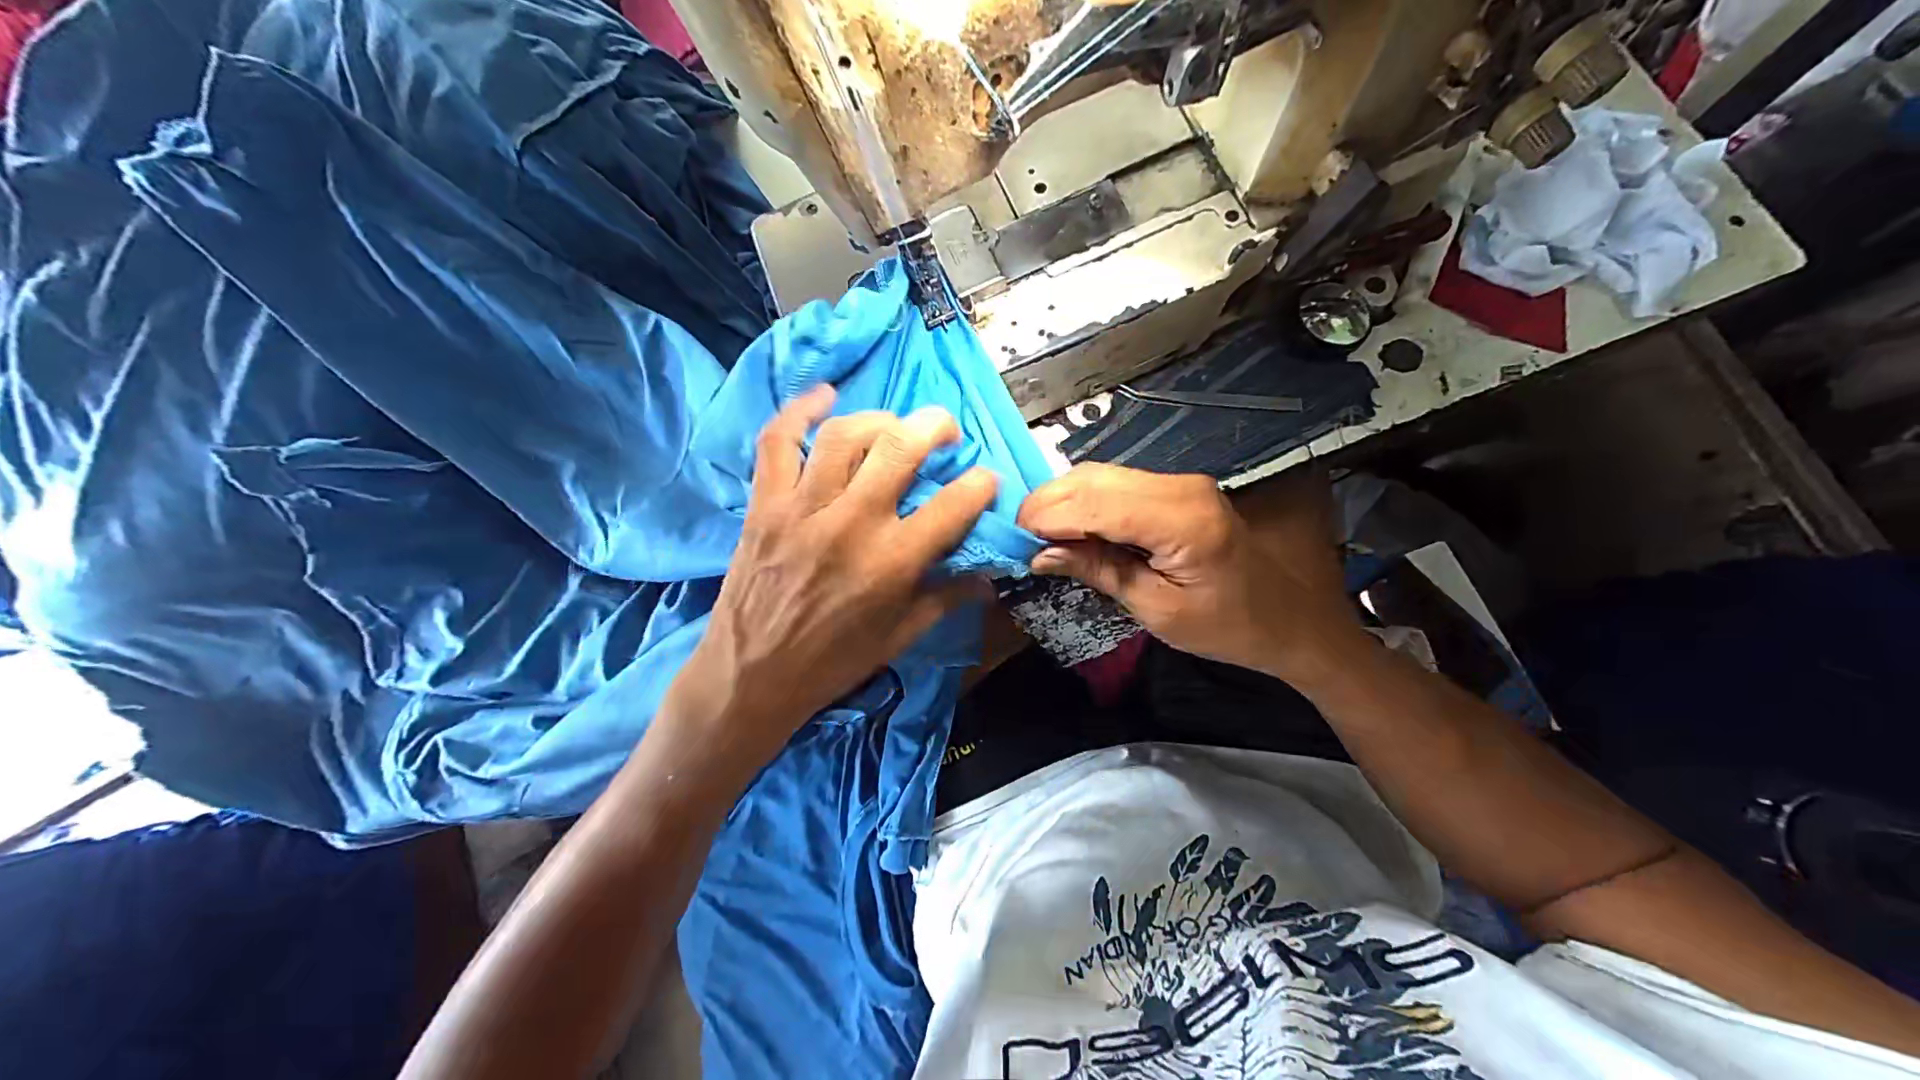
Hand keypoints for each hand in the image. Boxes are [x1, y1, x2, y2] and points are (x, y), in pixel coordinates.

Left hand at [665, 386, 998, 768]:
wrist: (753, 677)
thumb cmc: (833, 662)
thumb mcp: (900, 636)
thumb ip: (946, 597)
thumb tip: (987, 576)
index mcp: (893, 561)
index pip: (955, 504)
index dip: (981, 484)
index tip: (984, 481)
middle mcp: (852, 523)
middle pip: (901, 447)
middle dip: (935, 427)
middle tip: (944, 432)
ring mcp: (802, 508)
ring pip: (845, 434)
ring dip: (879, 419)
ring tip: (894, 426)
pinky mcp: (764, 504)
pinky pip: (778, 441)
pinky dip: (800, 411)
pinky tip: (825, 398)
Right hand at [1016, 463, 1368, 685]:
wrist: (1294, 619)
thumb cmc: (1230, 627)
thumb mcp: (1157, 610)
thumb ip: (1099, 571)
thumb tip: (1041, 552)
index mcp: (1180, 521)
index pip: (1093, 503)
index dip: (1046, 516)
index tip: (1013, 539)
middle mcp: (1180, 487)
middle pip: (1092, 478)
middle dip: (1047, 504)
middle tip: (1019, 538)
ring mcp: (1181, 483)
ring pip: (1101, 475)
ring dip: (1064, 500)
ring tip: (1040, 536)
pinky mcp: (1179, 489)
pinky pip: (1118, 484)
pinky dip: (1087, 502)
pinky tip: (1073, 528)